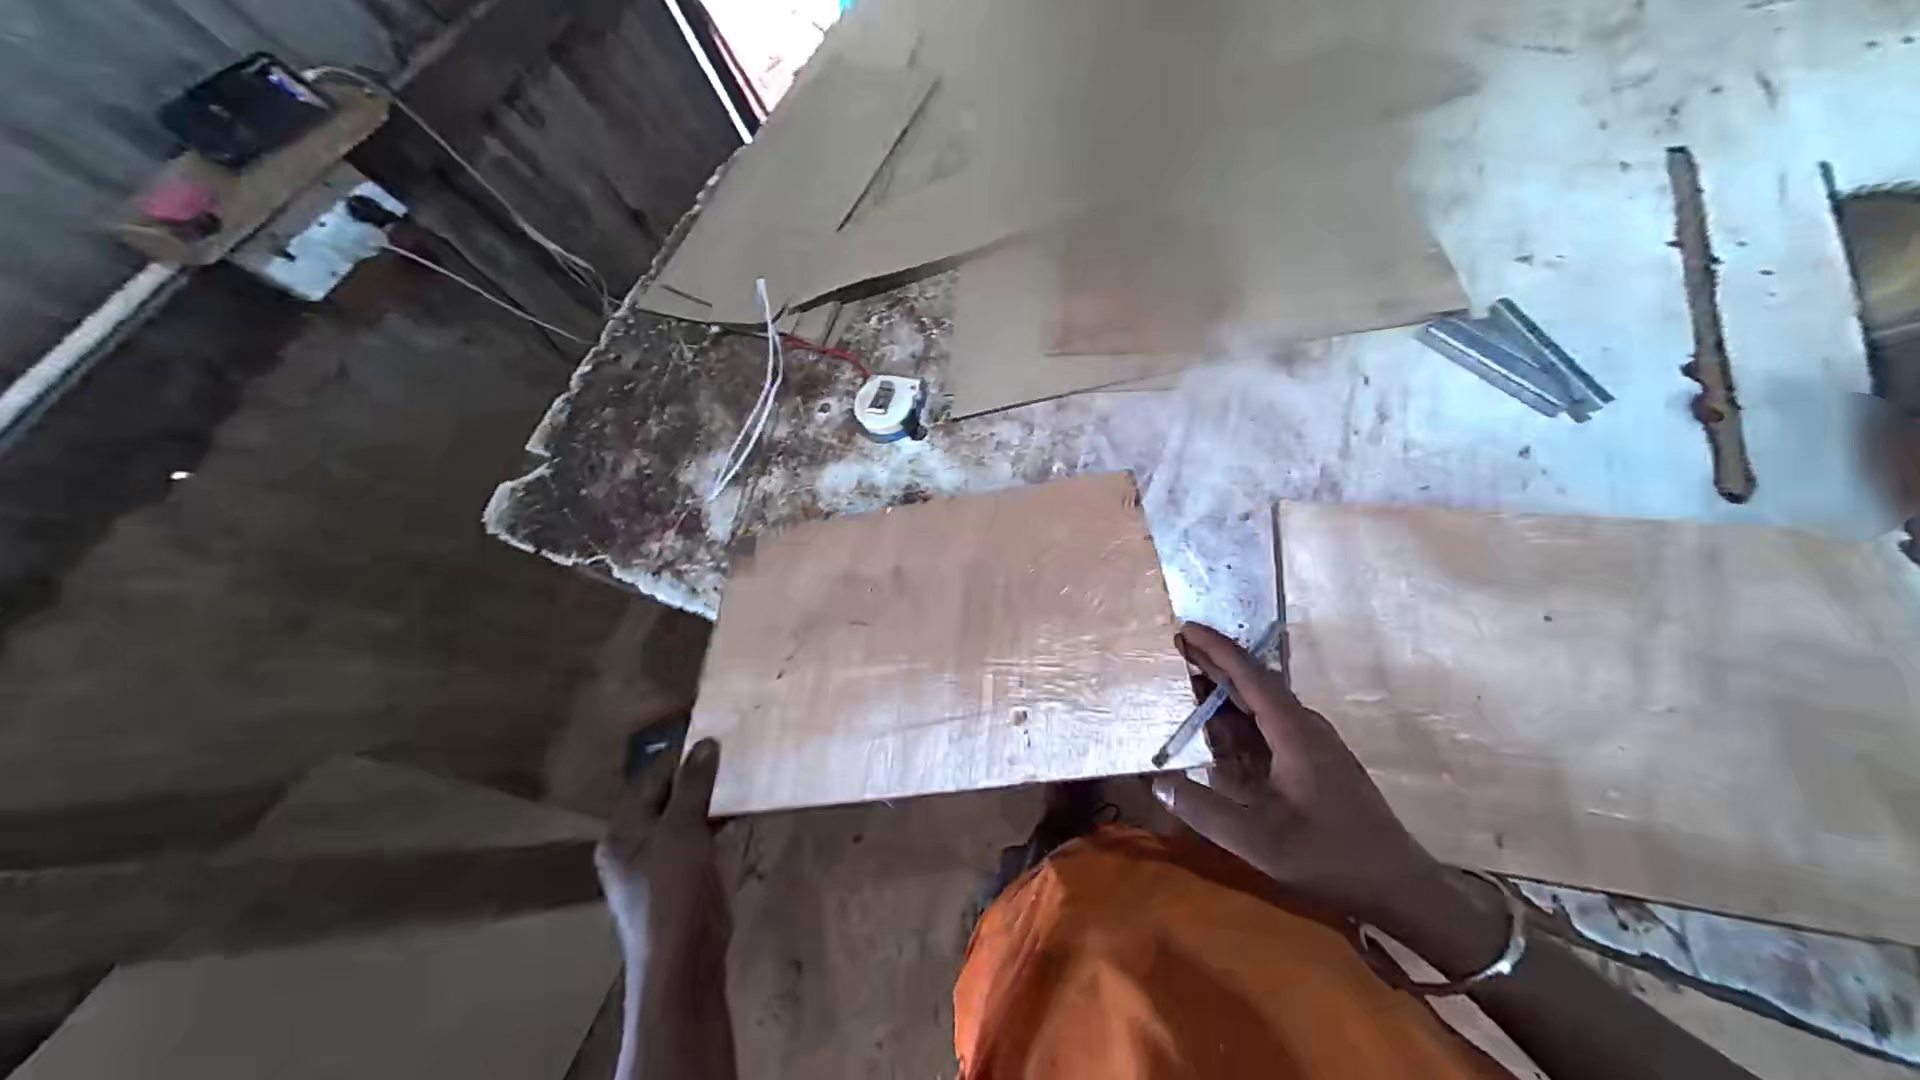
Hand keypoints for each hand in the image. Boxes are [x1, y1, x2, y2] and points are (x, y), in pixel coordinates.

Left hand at [595, 738, 727, 957]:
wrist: (685, 962)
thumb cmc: (673, 892)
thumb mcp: (682, 831)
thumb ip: (694, 786)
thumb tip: (707, 743)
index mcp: (623, 833)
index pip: (650, 781)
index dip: (680, 757)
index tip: (713, 733)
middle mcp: (637, 846)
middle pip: (669, 798)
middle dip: (699, 776)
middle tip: (733, 749)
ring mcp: (663, 864)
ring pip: (688, 818)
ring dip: (712, 798)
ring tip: (743, 772)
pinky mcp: (687, 878)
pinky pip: (702, 839)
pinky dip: (719, 822)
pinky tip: (743, 808)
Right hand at [1153, 622, 1446, 930]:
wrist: (1401, 887)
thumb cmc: (1330, 858)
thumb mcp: (1259, 842)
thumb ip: (1205, 811)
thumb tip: (1157, 782)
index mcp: (1294, 733)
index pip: (1251, 677)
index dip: (1217, 650)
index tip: (1187, 628)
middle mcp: (1306, 727)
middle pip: (1256, 683)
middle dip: (1217, 663)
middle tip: (1179, 647)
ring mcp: (1315, 743)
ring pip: (1264, 704)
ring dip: (1228, 691)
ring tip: (1191, 682)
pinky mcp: (1317, 760)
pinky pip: (1271, 724)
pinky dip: (1241, 716)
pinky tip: (1224, 728)